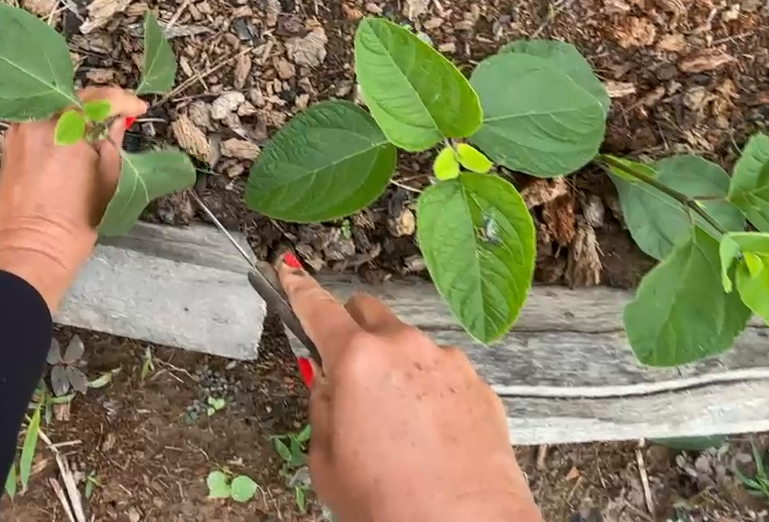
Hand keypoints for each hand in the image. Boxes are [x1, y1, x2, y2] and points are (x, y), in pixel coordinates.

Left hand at [0, 87, 147, 311]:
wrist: (29, 251)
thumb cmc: (73, 224)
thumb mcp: (106, 182)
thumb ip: (112, 145)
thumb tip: (116, 124)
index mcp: (66, 131)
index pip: (101, 100)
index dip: (124, 101)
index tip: (139, 109)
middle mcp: (39, 122)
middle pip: (75, 98)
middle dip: (100, 103)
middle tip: (120, 115)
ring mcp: (20, 131)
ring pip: (55, 106)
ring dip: (77, 111)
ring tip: (97, 125)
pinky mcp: (11, 143)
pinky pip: (39, 120)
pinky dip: (58, 122)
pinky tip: (72, 133)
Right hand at [278, 258, 540, 521]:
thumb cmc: (388, 507)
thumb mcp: (326, 460)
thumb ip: (322, 405)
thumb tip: (331, 382)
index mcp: (356, 358)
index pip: (317, 307)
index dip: (297, 287)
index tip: (288, 270)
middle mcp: (402, 345)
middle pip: (366, 312)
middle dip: (352, 332)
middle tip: (350, 376)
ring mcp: (446, 361)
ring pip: (407, 344)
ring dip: (395, 365)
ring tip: (401, 424)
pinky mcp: (480, 385)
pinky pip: (442, 372)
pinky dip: (431, 390)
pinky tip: (433, 435)